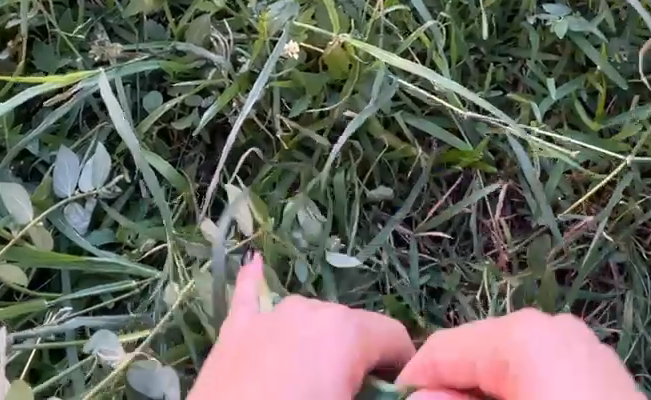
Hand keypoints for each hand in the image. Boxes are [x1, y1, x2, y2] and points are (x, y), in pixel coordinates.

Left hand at [190, 255, 415, 399]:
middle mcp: (312, 309)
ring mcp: (270, 315)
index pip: (396, 337)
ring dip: (322, 344)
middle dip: (361, 361)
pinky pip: (250, 295)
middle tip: (350, 396)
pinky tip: (255, 264)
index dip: (402, 372)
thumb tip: (416, 395)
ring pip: (312, 319)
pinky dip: (256, 283)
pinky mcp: (234, 329)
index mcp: (346, 332)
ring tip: (313, 384)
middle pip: (354, 330)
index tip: (394, 398)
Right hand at [397, 308, 641, 399]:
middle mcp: (553, 328)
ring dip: (486, 398)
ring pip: (510, 371)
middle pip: (477, 357)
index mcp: (524, 335)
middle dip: (455, 392)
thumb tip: (419, 399)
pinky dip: (522, 399)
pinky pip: (544, 382)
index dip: (415, 383)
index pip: (444, 348)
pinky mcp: (606, 382)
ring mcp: (584, 352)